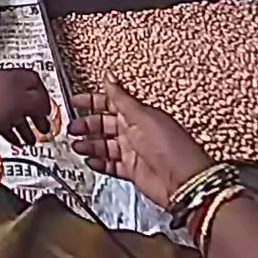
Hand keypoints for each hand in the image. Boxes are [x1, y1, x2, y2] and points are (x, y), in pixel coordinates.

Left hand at [0, 68, 53, 144]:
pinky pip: (3, 119)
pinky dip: (12, 130)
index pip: (35, 80)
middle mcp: (2, 83)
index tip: (48, 109)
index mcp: (13, 75)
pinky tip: (17, 140)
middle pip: (25, 97)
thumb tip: (46, 106)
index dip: (44, 96)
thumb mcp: (27, 102)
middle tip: (42, 126)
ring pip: (14, 110)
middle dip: (36, 114)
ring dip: (25, 125)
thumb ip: (40, 103)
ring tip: (31, 139)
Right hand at [68, 81, 212, 209]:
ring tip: (77, 145)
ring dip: (89, 144)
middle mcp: (135, 132)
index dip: (91, 101)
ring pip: (104, 145)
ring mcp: (134, 152)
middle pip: (104, 125)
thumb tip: (108, 76)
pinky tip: (91, 161)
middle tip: (73, 127)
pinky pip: (111, 165)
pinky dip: (100, 163)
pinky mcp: (133, 171)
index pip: (109, 103)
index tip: (75, 100)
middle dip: (86, 125)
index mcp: (137, 115)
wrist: (184, 182)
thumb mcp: (141, 116)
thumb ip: (120, 97)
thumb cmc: (170, 147)